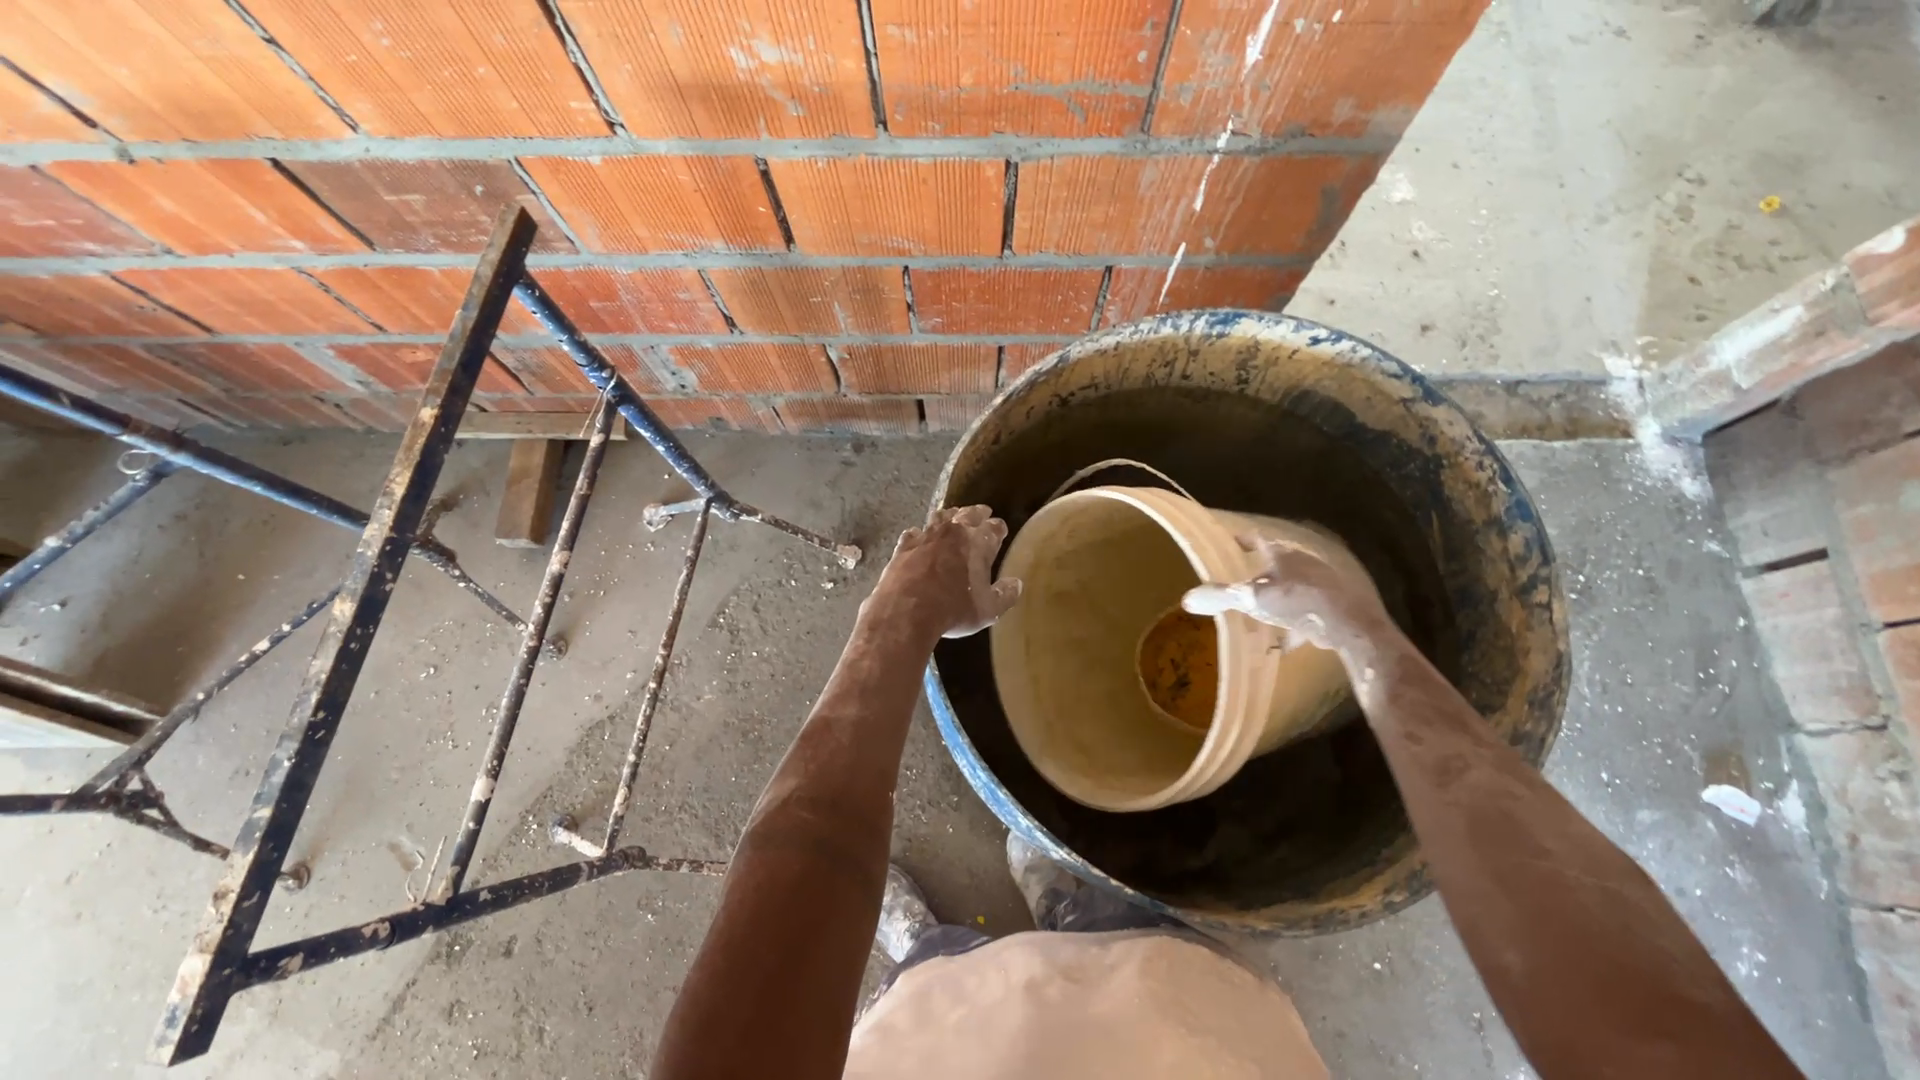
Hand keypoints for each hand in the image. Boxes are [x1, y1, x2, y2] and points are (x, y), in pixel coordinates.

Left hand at [864, 505, 1021, 639]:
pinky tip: (919, 538)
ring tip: (952, 519)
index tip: (1000, 532)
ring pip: (941, 517)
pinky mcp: (905, 545)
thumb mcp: (988, 610)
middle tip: (982, 513)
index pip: (995, 527)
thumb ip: (1005, 595)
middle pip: (969, 513)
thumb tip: (1016, 584)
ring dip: (949, 517)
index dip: (999, 529)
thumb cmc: (953, 611)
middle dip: (978, 513)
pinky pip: (915, 532)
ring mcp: (927, 535)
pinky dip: (920, 534)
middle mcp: (954, 532)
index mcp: (979, 543)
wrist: (906, 611)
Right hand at [1181, 534, 1394, 664]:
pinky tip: (1287, 642)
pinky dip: (1295, 623)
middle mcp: (1305, 563)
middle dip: (1260, 575)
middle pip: (1277, 564)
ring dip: (1278, 599)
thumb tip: (1187, 599)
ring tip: (1262, 616)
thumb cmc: (1298, 603)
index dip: (1242, 541)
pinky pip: (1308, 611)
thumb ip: (1221, 598)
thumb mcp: (1253, 600)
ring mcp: (1324, 583)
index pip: (1257, 539)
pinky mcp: (1337, 605)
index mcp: (1283, 554)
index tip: (1229, 544)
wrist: (1350, 625)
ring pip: (1294, 588)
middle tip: (1242, 585)